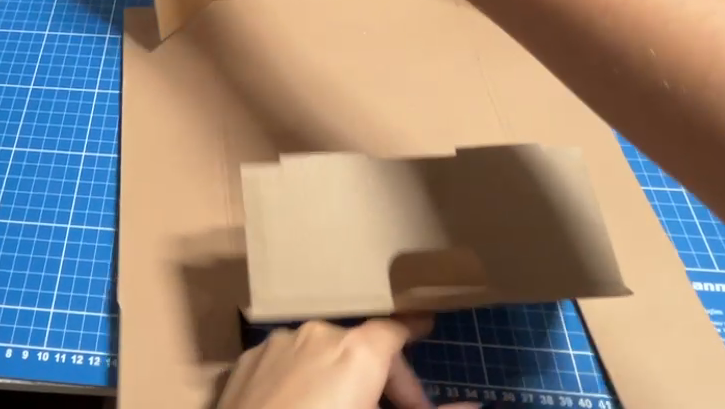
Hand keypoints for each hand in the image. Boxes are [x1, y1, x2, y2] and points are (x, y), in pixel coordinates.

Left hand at [216, 316, 474, 408]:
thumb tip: (476, 406)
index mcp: (354, 350)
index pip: (394, 329)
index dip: (413, 329)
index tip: (427, 323)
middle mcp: (315, 333)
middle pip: (360, 345)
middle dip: (382, 379)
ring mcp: (276, 344)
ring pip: (322, 352)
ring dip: (341, 379)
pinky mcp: (247, 362)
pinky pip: (289, 362)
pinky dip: (305, 380)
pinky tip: (305, 408)